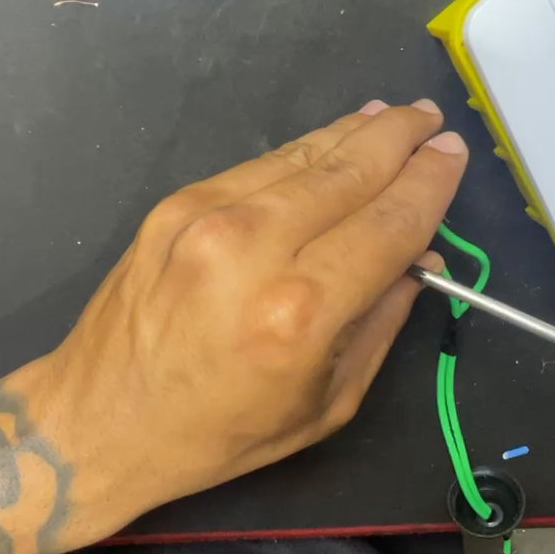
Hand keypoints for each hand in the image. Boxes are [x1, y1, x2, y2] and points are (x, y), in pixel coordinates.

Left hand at [12, 99, 467, 544]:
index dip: (430, 185)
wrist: (100, 422)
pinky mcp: (172, 207)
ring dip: (352, 133)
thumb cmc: (218, 435)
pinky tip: (325, 144)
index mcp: (302, 312)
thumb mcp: (324, 406)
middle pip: (349, 172)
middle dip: (399, 138)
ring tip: (388, 117)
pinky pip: (255, 168)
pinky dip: (300, 153)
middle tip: (431, 119)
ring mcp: (206, 218)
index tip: (454, 156)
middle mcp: (255, 249)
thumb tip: (415, 259)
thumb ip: (378, 325)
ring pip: (301, 157)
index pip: (389, 224)